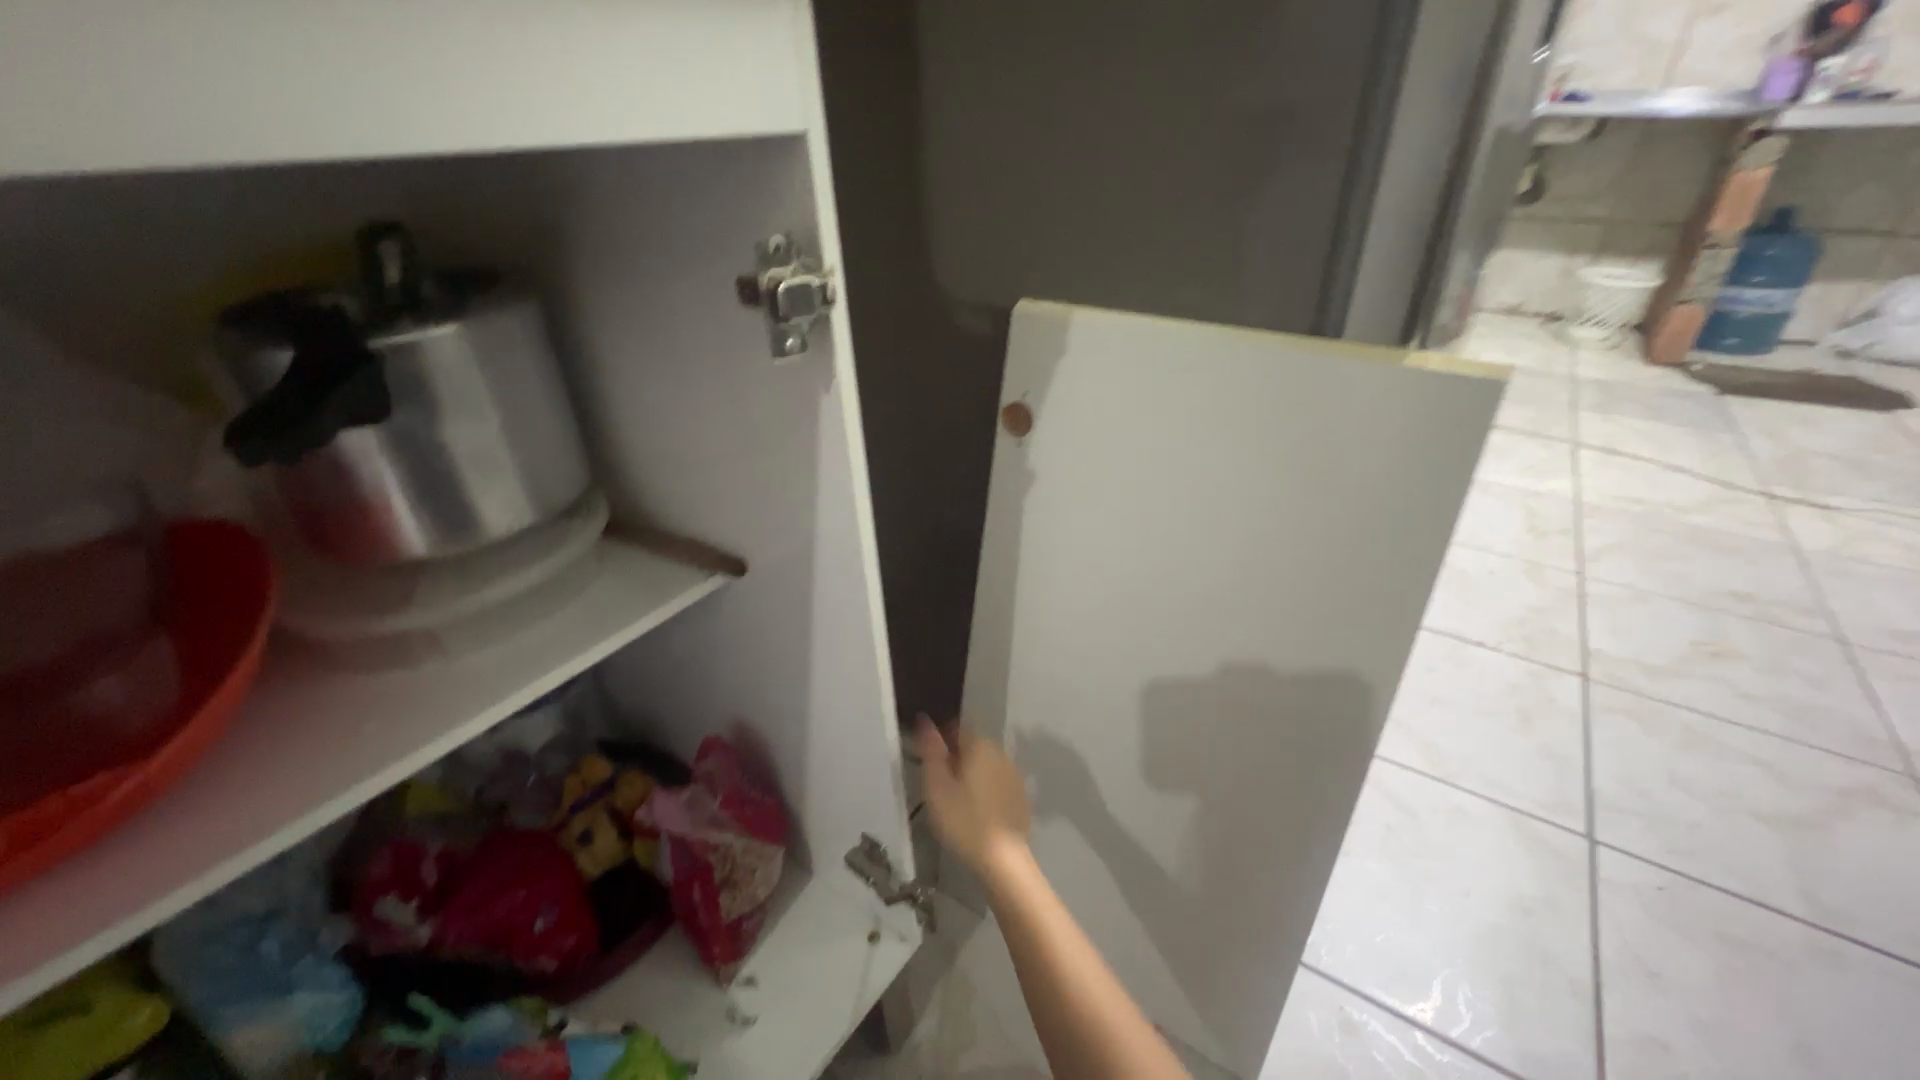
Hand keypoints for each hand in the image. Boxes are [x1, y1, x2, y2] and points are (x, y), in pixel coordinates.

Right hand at [916, 714, 1031, 872]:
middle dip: (955, 757)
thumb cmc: (963, 820)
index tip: (927, 761)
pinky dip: (985, 788)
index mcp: (979, 745)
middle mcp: (1001, 752)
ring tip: (955, 798)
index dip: (939, 741)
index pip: (956, 728)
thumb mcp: (937, 786)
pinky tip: (976, 809)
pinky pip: (997, 781)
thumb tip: (924, 720)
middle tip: (938, 782)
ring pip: (986, 764)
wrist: (1003, 859)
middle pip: (973, 745)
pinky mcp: (1021, 795)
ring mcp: (1014, 774)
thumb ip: (930, 751)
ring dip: (971, 773)